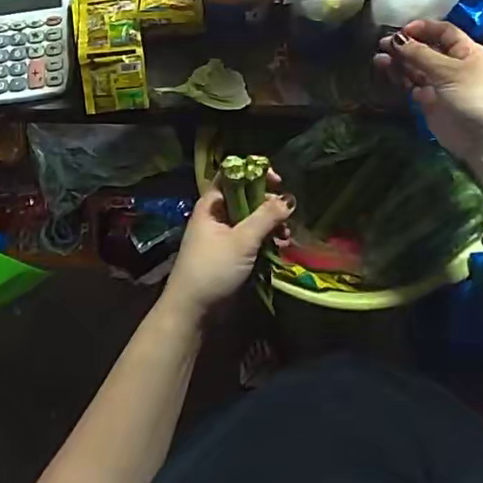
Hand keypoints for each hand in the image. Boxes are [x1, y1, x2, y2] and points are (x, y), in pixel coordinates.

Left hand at [160, 178, 292, 321]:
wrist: (192, 308)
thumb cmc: (212, 268)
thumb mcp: (241, 240)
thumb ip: (265, 217)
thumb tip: (289, 198)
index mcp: (211, 204)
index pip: (232, 176)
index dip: (254, 174)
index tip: (278, 182)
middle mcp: (216, 215)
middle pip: (246, 197)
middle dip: (268, 204)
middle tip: (286, 215)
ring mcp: (223, 234)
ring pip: (252, 219)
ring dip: (270, 224)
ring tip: (285, 236)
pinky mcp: (230, 252)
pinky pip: (251, 238)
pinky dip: (265, 239)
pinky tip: (279, 247)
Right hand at [374, 19, 482, 166]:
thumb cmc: (477, 97)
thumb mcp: (450, 70)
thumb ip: (420, 54)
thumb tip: (396, 39)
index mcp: (468, 52)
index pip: (443, 32)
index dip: (423, 28)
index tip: (400, 29)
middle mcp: (454, 66)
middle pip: (426, 50)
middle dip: (406, 46)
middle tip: (383, 44)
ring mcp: (441, 86)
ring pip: (416, 68)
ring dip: (399, 62)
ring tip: (380, 59)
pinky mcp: (430, 104)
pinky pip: (412, 86)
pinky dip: (400, 80)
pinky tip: (387, 74)